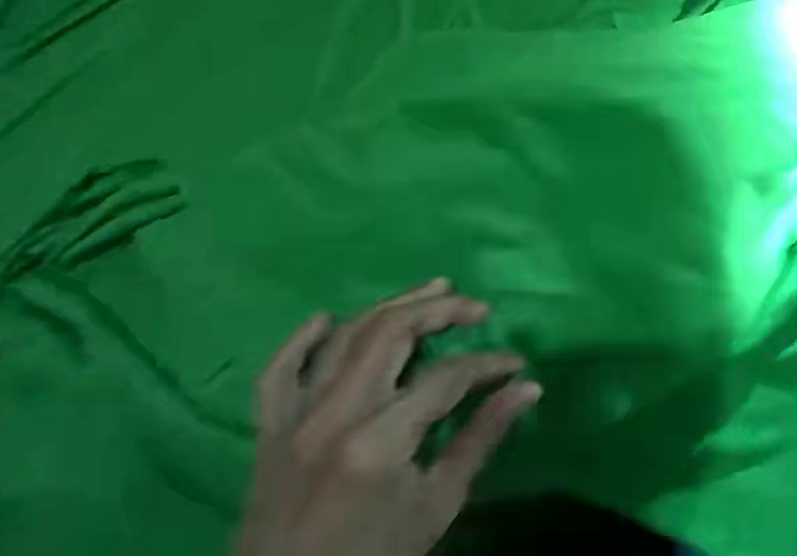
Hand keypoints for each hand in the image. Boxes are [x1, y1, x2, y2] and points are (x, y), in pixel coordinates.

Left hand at [235, 279, 542, 555]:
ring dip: (392, 305)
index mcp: (379, 442)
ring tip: (433, 290)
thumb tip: (528, 388)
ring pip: (346, 336)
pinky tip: (328, 318)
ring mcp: (295, 419)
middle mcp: (335, 415)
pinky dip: (301, 340)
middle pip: (392, 333)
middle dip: (442, 310)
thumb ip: (481, 439)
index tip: (515, 365)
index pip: (446, 377)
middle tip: (477, 308)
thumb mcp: (436, 507)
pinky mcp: (268, 431)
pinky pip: (278, 371)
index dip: (487, 364)